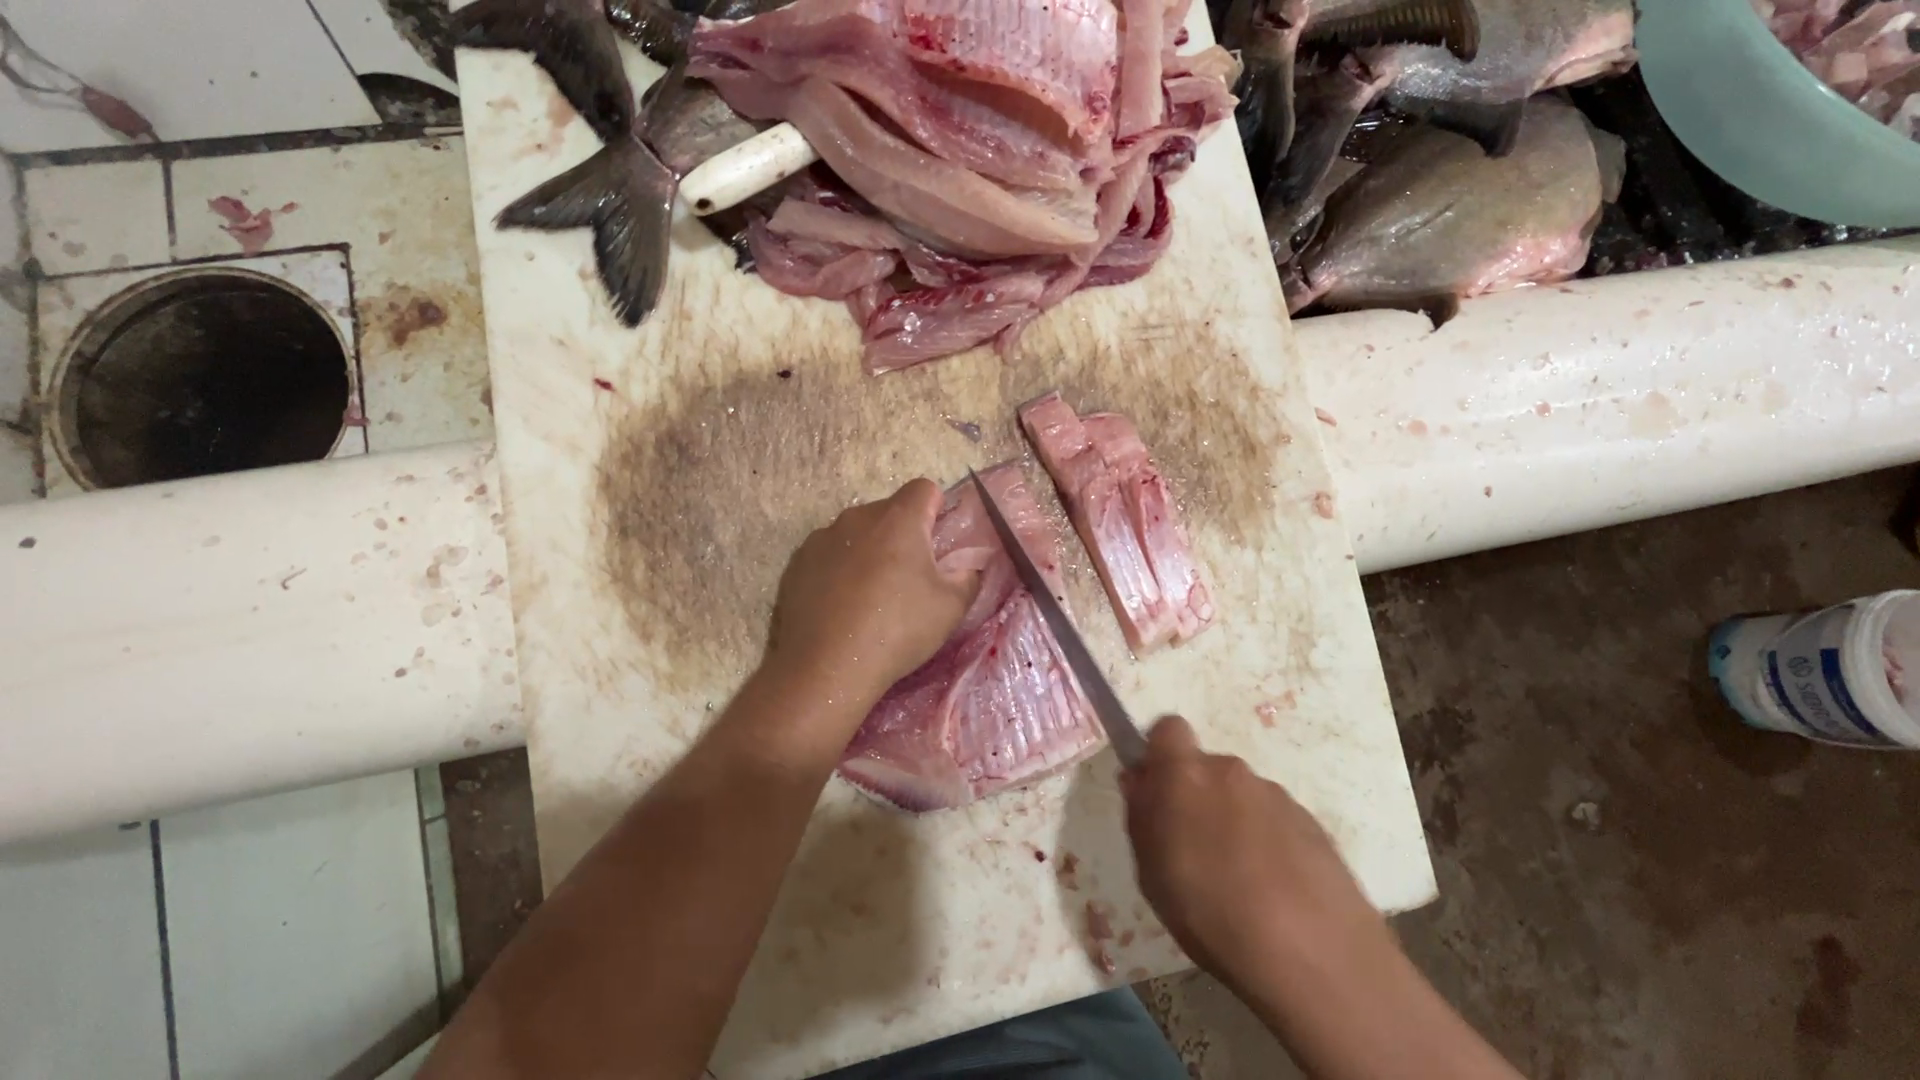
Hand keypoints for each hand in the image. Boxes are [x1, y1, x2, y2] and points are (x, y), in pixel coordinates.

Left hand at [763, 479, 980, 710]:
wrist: (827, 666)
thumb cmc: (898, 630)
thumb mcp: (951, 608)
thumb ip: (968, 576)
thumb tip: (969, 564)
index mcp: (898, 519)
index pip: (924, 489)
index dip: (936, 510)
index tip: (938, 545)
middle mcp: (857, 517)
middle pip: (888, 512)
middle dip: (902, 535)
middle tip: (910, 578)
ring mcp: (822, 538)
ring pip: (856, 534)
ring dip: (868, 552)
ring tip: (871, 597)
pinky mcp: (797, 563)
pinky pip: (828, 555)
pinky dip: (838, 570)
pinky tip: (841, 606)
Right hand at [1121, 716, 1389, 989]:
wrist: (1313, 954)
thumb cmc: (1210, 913)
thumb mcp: (1151, 873)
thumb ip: (1141, 816)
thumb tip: (1140, 780)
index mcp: (1186, 775)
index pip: (1167, 730)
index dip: (1160, 756)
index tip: (1157, 793)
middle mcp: (1232, 772)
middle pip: (1206, 769)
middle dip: (1196, 797)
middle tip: (1193, 851)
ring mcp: (1277, 796)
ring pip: (1241, 797)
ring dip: (1232, 823)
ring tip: (1238, 881)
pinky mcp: (1312, 823)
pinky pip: (1274, 821)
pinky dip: (1267, 843)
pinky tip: (1272, 890)